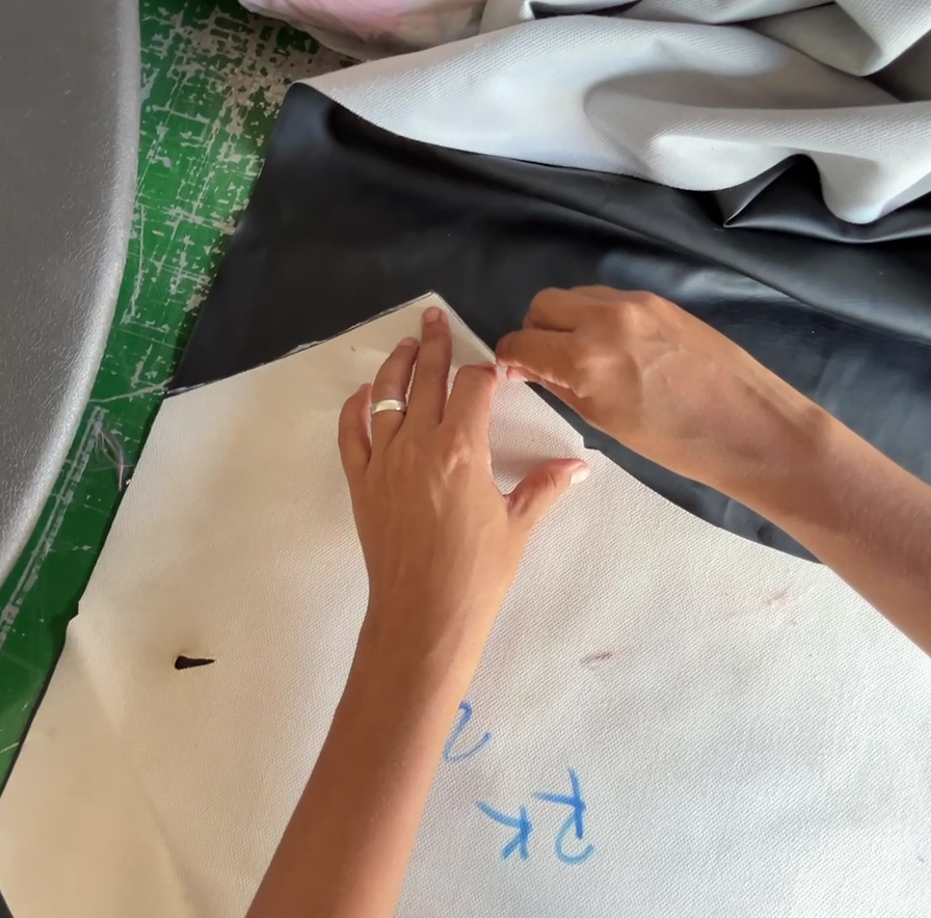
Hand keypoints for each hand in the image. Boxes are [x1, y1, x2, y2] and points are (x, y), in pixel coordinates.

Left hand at [337, 307, 586, 669]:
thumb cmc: (478, 573)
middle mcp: (419, 443)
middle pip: (426, 378)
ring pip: (385, 396)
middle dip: (434, 342)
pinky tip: (363, 393)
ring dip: (396, 365)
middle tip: (434, 315)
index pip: (473, 386)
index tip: (492, 369)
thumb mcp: (518, 526)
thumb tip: (579, 465)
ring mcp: (384, 460)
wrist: (423, 615)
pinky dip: (354, 408)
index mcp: (463, 448)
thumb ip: (545, 486)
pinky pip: (351, 433)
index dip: (485, 371)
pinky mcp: (360, 481)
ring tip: (406, 344)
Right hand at [495, 287, 835, 503]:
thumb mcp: (604, 421)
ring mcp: (636, 303)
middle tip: (548, 363)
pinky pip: (609, 298)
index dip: (509, 359)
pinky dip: (597, 317)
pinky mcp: (660, 300)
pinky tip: (618, 349)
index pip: (520, 341)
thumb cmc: (675, 442)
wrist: (751, 428)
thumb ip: (559, 385)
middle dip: (535, 332)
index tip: (513, 372)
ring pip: (576, 296)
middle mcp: (605, 318)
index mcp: (585, 357)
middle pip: (542, 304)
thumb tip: (528, 368)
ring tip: (585, 355)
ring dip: (566, 320)